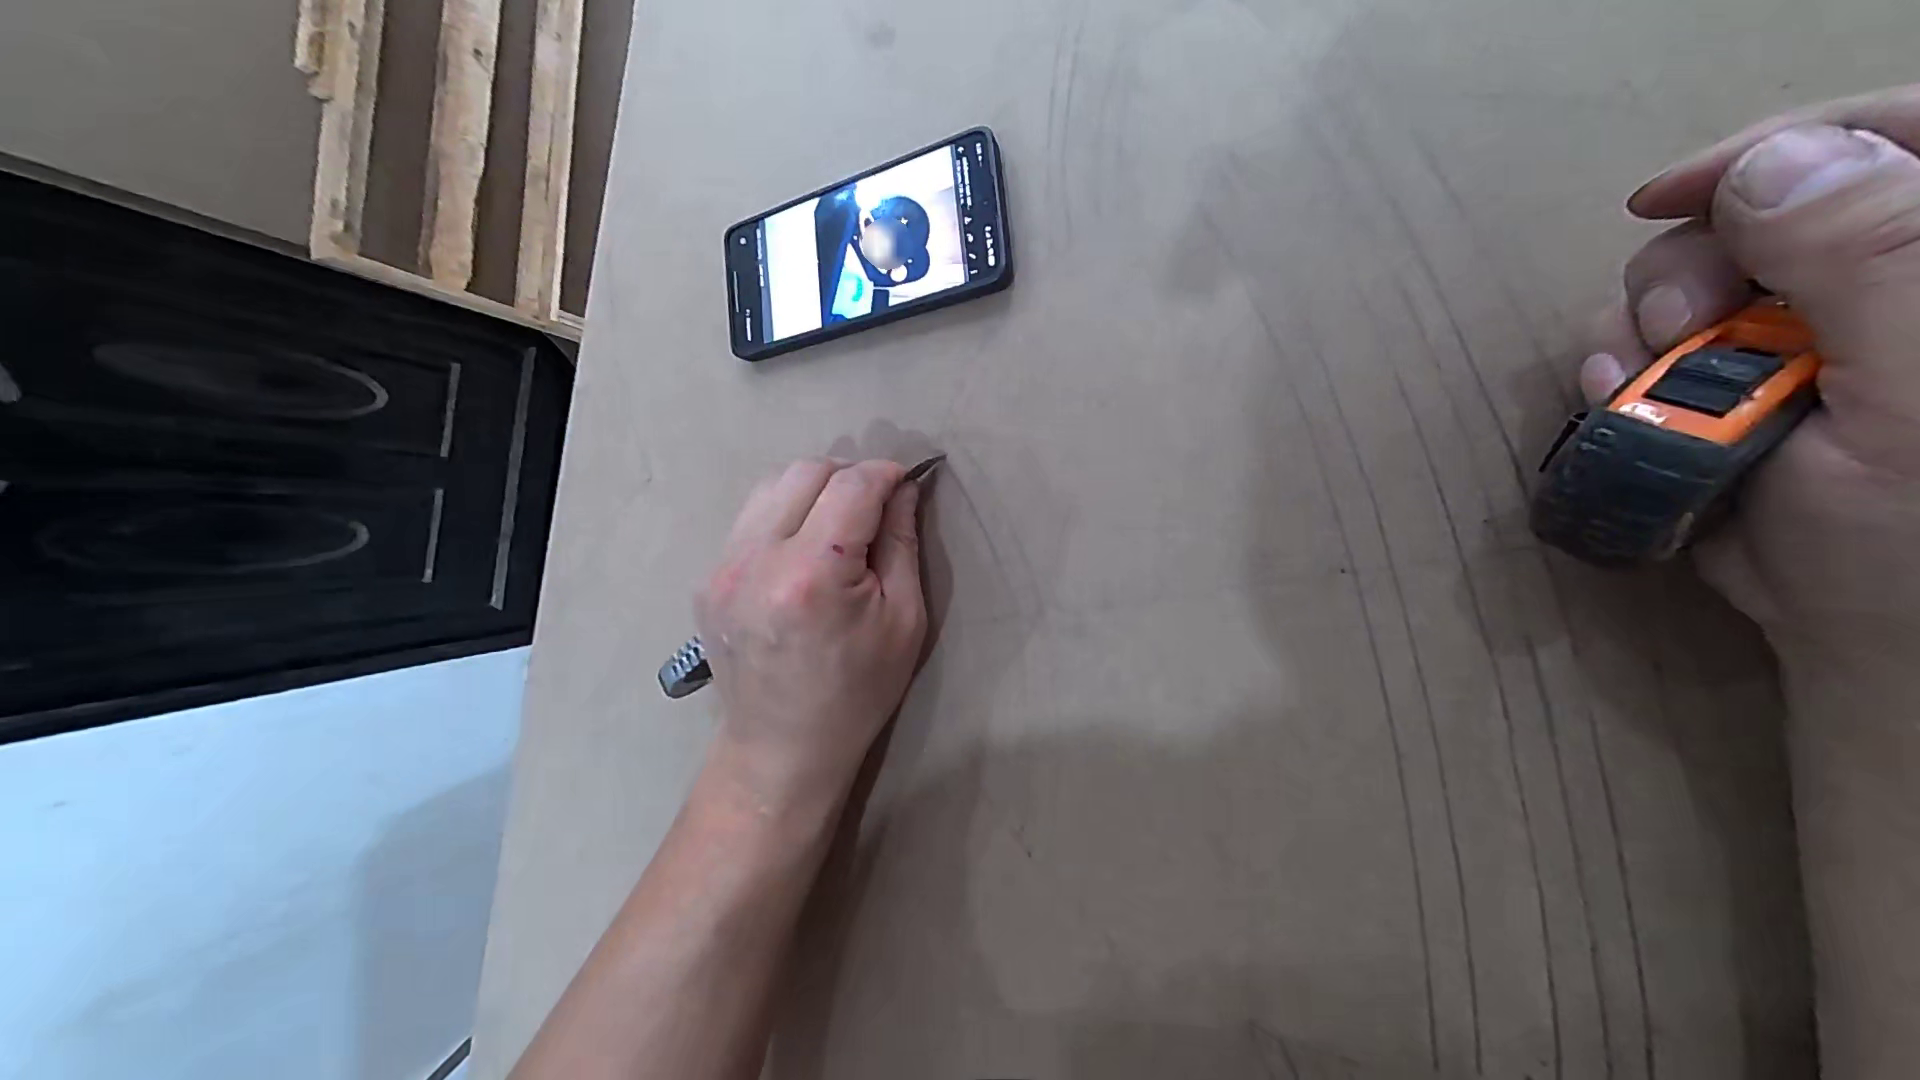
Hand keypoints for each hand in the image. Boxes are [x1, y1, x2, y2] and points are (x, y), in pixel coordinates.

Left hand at [695, 457, 928, 809]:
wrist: (784, 746)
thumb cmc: (858, 691)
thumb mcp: (904, 619)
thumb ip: (901, 542)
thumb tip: (902, 487)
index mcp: (813, 574)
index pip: (851, 485)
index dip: (885, 473)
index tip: (904, 481)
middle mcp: (757, 560)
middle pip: (805, 471)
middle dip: (848, 475)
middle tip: (874, 505)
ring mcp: (722, 568)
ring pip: (770, 485)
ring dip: (813, 489)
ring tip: (837, 523)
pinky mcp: (707, 579)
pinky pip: (749, 518)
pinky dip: (783, 515)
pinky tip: (802, 548)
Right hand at [1586, 86, 1919, 667]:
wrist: (1873, 634)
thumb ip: (1877, 261)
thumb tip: (1773, 166)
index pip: (1891, 138)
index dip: (1775, 151)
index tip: (1666, 198)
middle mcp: (1880, 284)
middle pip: (1755, 216)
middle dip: (1686, 269)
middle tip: (1673, 331)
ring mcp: (1798, 335)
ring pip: (1680, 286)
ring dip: (1635, 334)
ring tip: (1631, 391)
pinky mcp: (1726, 384)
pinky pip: (1639, 348)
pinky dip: (1612, 373)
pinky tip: (1614, 404)